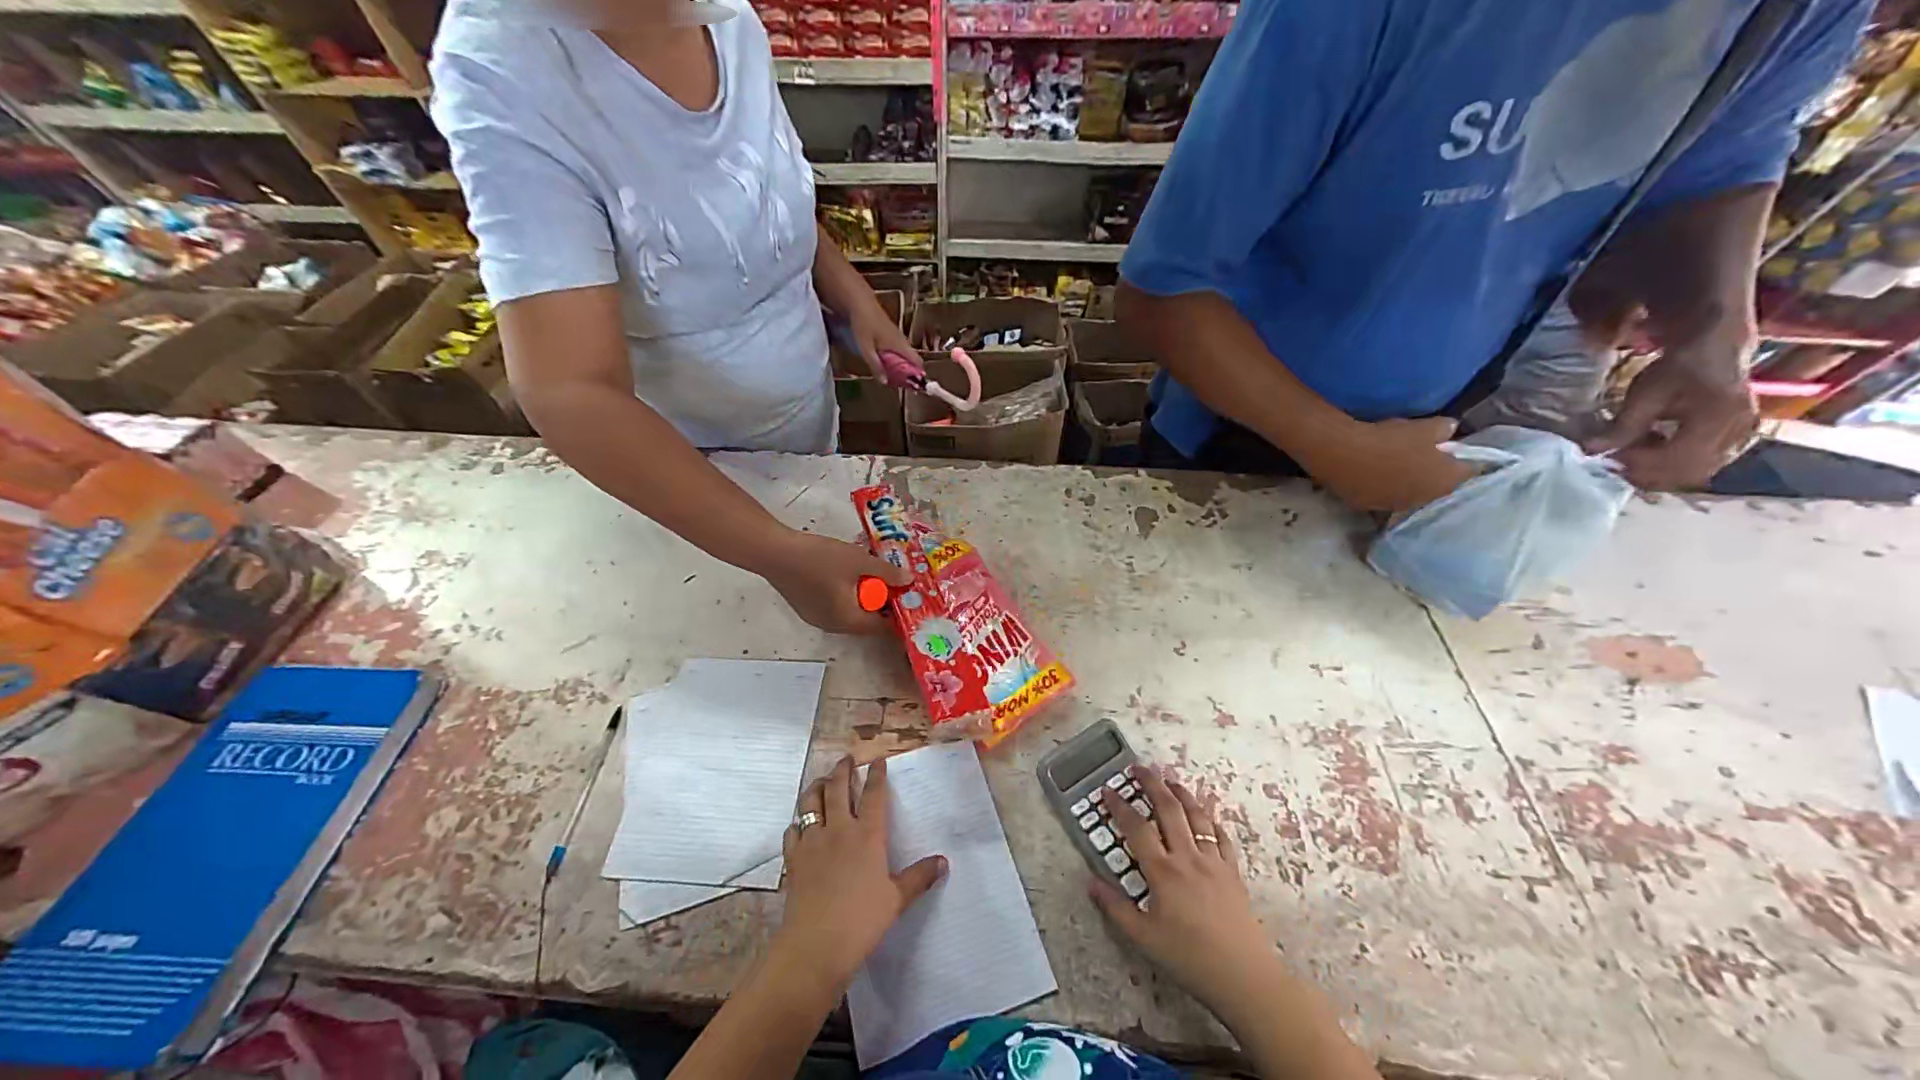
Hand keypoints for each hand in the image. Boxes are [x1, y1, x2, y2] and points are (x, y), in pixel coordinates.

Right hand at [759, 529, 912, 634]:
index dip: (898, 613)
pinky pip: (834, 605)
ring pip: (850, 612)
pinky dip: (846, 593)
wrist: (774, 552)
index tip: (908, 596)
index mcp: (849, 621)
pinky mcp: (805, 607)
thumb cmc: (820, 559)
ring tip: (870, 573)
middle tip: (891, 579)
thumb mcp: (859, 561)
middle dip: (880, 601)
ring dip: (862, 596)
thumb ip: (887, 573)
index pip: (882, 628)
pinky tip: (846, 572)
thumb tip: (909, 581)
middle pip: (866, 620)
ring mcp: (817, 618)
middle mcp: (833, 627)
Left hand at [774, 756, 946, 991]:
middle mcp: (838, 830)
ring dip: (817, 787)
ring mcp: (812, 842)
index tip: (878, 760)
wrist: (815, 944)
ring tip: (822, 780)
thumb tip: (943, 861)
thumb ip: (919, 877)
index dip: (876, 775)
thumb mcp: (897, 899)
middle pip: (838, 789)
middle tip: (846, 759)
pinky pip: (793, 830)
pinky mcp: (793, 858)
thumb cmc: (861, 921)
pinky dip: (798, 821)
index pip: (874, 795)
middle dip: (843, 770)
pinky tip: (801, 824)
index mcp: (867, 835)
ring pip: (812, 802)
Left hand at [847, 300, 919, 386]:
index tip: (913, 386)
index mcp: (900, 345)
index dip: (917, 375)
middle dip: (908, 372)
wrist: (860, 302)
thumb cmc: (863, 325)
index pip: (917, 362)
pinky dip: (896, 357)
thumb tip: (885, 382)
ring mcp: (897, 335)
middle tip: (900, 383)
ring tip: (893, 375)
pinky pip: (898, 348)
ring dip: (901, 365)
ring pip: (904, 353)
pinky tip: (886, 361)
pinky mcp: (891, 332)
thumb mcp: (866, 348)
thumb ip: (876, 365)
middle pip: (911, 359)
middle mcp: (902, 340)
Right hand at [1089, 765, 1286, 1019]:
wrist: (1245, 977)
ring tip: (1170, 779)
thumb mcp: (1143, 938)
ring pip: (1197, 817)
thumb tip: (1091, 882)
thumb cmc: (1189, 958)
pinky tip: (1205, 816)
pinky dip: (1210, 821)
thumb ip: (1115, 908)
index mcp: (1162, 872)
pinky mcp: (1233, 873)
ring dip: (1181, 793)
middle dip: (1152, 784)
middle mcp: (1188, 858)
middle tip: (1139, 767)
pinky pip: (1221, 838)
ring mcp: (1214, 862)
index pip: (1136, 828)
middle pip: (1168, 809)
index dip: (1120, 806)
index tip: (1107, 790)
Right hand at [1316, 417, 1477, 512]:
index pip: (1468, 471)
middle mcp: (1424, 499)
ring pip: (1409, 495)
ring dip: (1408, 484)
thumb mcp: (1424, 426)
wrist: (1344, 456)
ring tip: (1397, 469)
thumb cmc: (1391, 440)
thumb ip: (1444, 428)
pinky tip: (1374, 476)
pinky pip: (1383, 497)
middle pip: (1437, 487)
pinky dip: (1383, 489)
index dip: (1463, 459)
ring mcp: (1395, 506)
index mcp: (1445, 480)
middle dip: (1434, 475)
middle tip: (1424, 459)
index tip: (1454, 450)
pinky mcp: (1369, 507)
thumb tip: (1451, 429)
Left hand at [1585, 355, 1756, 489]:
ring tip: (1631, 454)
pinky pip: (1705, 464)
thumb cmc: (1679, 369)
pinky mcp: (1737, 439)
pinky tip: (1652, 449)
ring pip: (1697, 472)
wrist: (1716, 350)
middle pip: (1689, 472)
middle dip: (1649, 473)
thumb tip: (1591, 450)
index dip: (1640, 465)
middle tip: (1616, 463)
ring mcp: (1742, 437)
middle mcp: (1738, 432)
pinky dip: (1674, 464)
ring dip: (1661, 471)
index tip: (1610, 458)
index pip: (1677, 459)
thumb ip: (1623, 426)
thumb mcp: (1645, 394)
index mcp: (1718, 418)